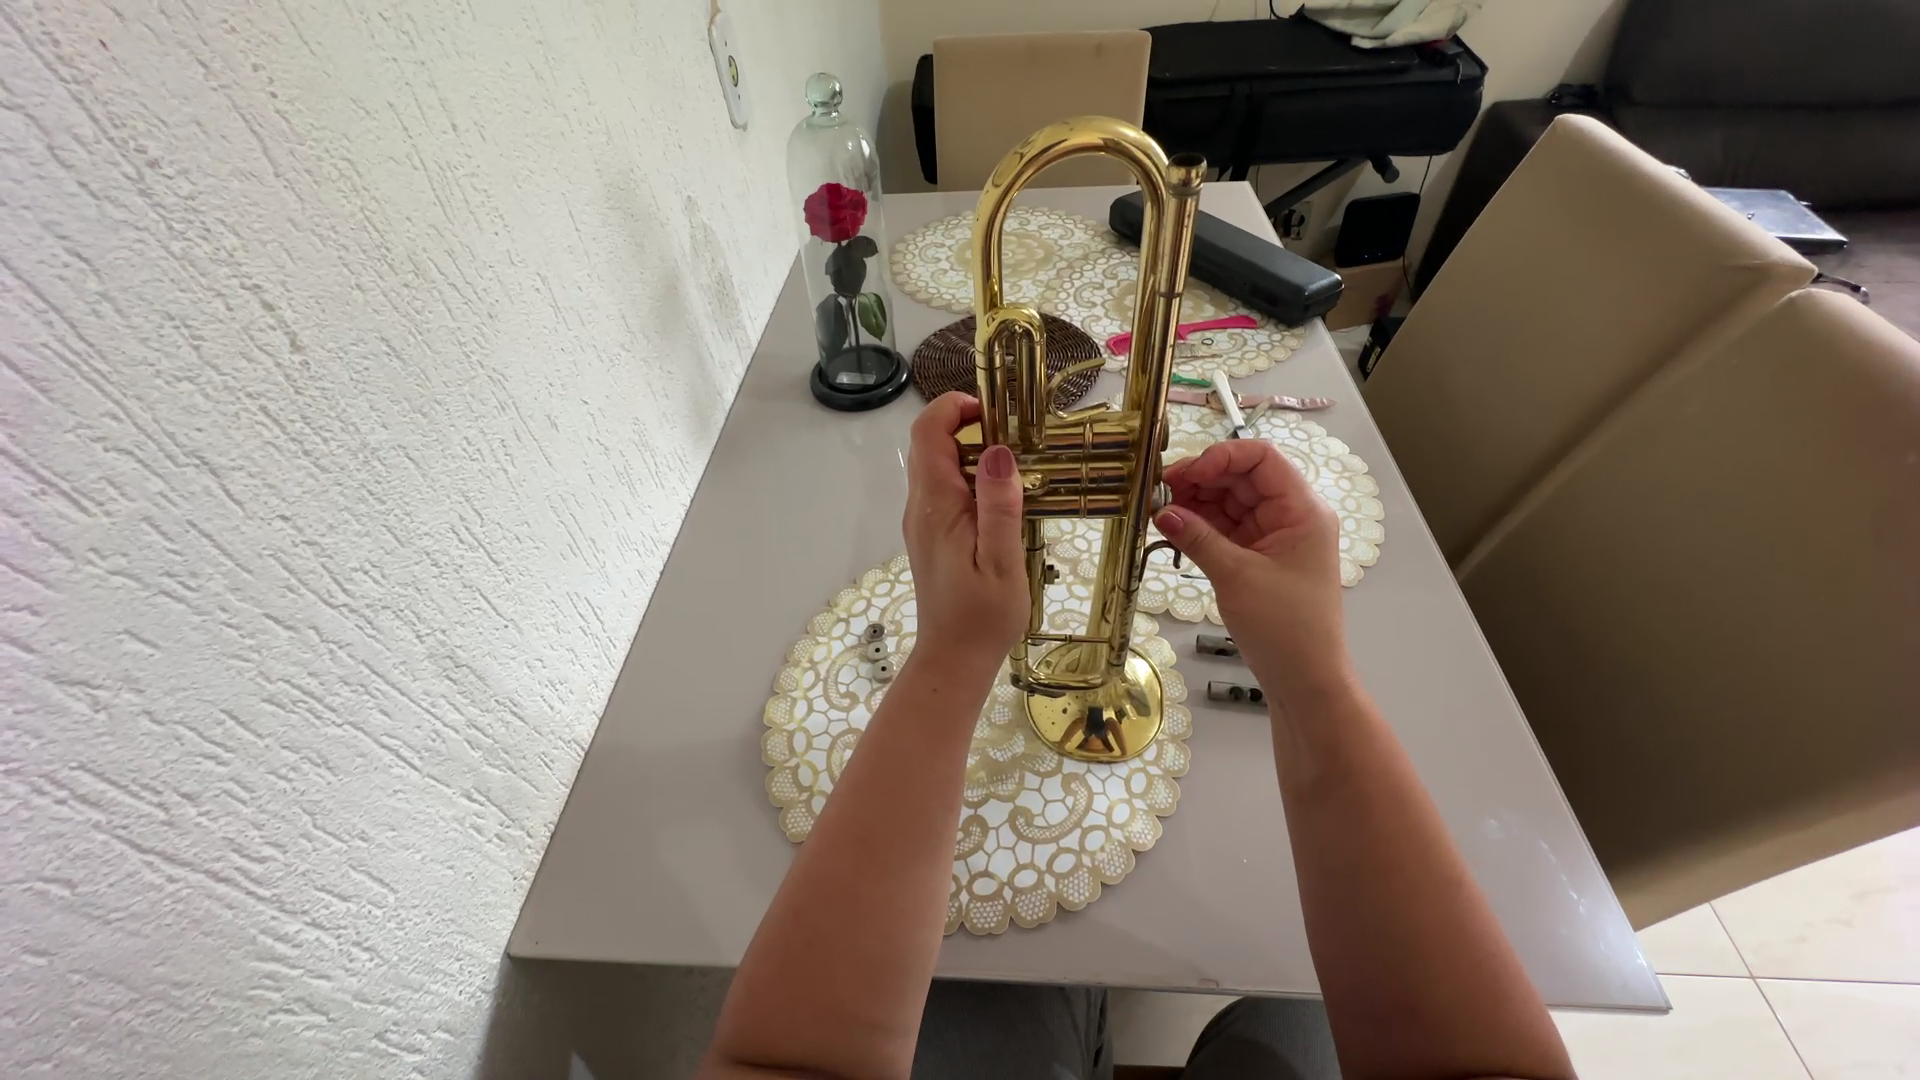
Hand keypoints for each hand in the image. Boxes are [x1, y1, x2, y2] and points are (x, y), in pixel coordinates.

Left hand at [903, 393, 1028, 674]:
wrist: (954, 658)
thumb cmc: (982, 615)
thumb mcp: (1001, 561)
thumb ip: (999, 505)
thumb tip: (998, 450)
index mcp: (935, 505)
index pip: (927, 433)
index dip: (954, 408)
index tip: (995, 412)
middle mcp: (920, 506)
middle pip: (930, 444)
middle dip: (969, 426)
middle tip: (1016, 439)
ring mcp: (922, 521)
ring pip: (937, 466)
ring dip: (971, 452)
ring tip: (1015, 467)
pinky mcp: (931, 535)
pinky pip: (944, 490)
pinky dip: (969, 478)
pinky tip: (1000, 499)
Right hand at [1156, 439, 1352, 709]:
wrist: (1304, 679)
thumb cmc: (1284, 627)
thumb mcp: (1237, 577)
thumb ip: (1198, 538)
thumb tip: (1160, 510)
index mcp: (1302, 510)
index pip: (1262, 458)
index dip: (1221, 456)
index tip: (1184, 474)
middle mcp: (1290, 515)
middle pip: (1242, 477)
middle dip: (1201, 478)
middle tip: (1159, 490)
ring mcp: (1273, 536)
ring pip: (1230, 501)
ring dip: (1195, 501)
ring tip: (1159, 508)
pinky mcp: (1257, 556)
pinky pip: (1226, 527)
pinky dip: (1200, 524)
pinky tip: (1172, 525)